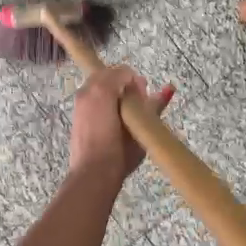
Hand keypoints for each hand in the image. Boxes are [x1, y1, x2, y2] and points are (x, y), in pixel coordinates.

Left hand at [67, 66, 173, 181]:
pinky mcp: (76, 114)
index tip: (143, 98)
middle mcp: (88, 90)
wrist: (93, 173)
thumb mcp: (142, 126)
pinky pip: (92, 97)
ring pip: (99, 85)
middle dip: (124, 85)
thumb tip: (169, 88)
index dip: (136, 83)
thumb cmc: (120, 150)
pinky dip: (104, 102)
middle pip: (109, 75)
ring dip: (113, 93)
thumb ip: (154, 104)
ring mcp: (79, 101)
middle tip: (136, 105)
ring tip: (125, 114)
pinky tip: (113, 120)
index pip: (124, 72)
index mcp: (104, 89)